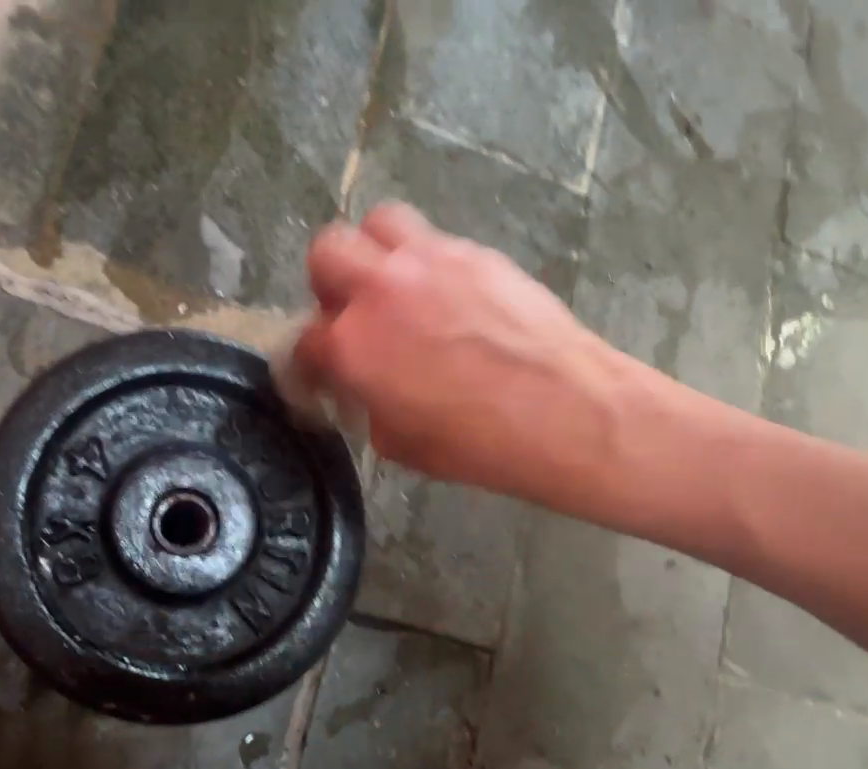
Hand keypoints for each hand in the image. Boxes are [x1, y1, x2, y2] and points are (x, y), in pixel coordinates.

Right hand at [296, 203, 669, 510]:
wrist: (562, 410)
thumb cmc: (475, 443)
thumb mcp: (400, 444)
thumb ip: (370, 406)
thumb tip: (371, 390)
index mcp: (352, 346)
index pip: (305, 342)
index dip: (308, 363)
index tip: (320, 378)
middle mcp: (381, 290)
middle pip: (327, 252)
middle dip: (328, 282)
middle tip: (349, 312)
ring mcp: (430, 261)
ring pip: (380, 224)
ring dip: (376, 252)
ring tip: (394, 286)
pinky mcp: (476, 253)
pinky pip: (434, 242)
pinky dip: (427, 265)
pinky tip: (449, 300)